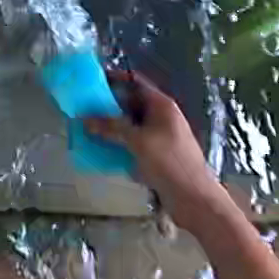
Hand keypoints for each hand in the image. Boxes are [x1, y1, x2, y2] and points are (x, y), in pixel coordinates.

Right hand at [86, 70, 226, 218]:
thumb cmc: (169, 162)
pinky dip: (118, 145)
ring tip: (86, 129)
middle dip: (109, 106)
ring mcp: (159, 137)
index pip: (136, 82)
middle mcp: (161, 117)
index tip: (92, 81)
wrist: (195, 199)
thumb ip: (113, 128)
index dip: (115, 79)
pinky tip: (100, 151)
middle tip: (83, 108)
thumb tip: (85, 118)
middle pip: (131, 104)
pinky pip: (133, 144)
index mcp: (161, 105)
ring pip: (130, 126)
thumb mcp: (139, 142)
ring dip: (111, 128)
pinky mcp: (156, 156)